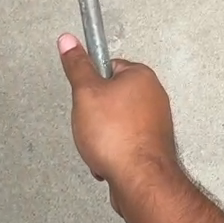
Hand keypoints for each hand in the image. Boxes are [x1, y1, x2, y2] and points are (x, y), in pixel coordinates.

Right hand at [58, 33, 179, 193]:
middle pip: (111, 96)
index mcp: (140, 75)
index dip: (91, 82)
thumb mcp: (85, 93)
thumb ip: (77, 66)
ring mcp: (154, 122)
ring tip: (101, 145)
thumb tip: (68, 42)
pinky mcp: (152, 145)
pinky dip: (113, 151)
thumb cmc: (119, 138)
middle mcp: (153, 95)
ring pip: (116, 122)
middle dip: (96, 114)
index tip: (86, 94)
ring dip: (102, 136)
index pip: (108, 66)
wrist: (140, 180)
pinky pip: (124, 142)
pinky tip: (108, 160)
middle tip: (93, 123)